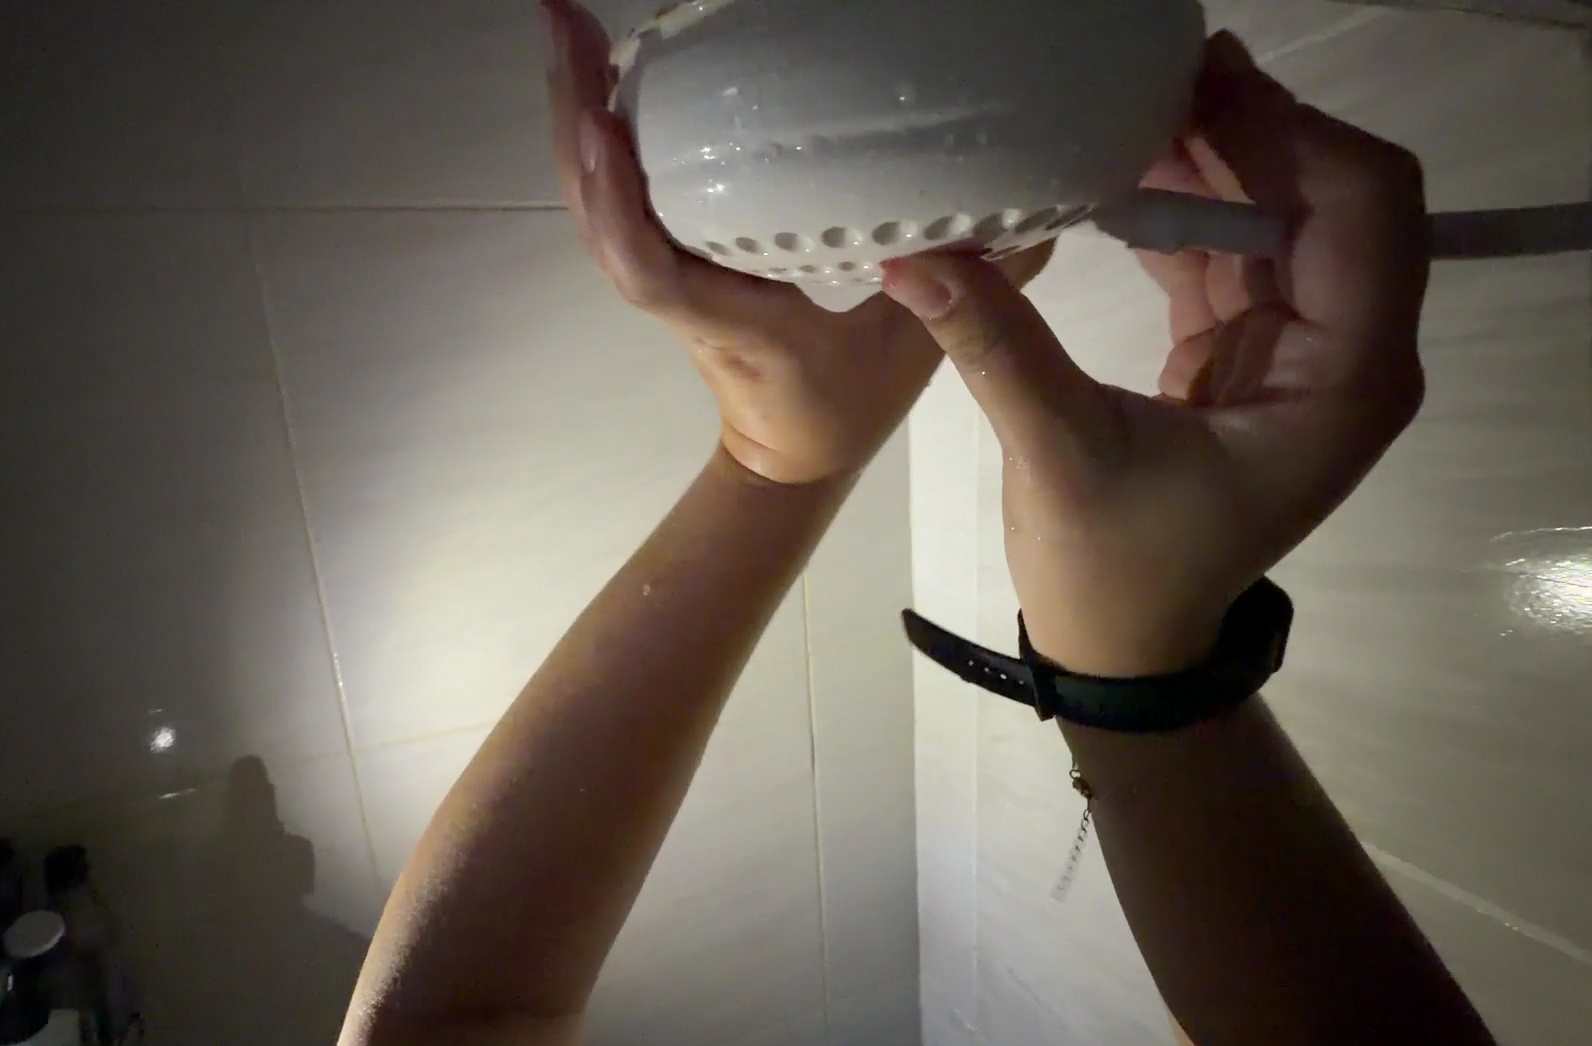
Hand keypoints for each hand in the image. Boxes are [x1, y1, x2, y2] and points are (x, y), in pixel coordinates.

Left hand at [542, 0, 1052, 484]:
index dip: (616, 200)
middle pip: (601, 222)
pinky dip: (603, 151)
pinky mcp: (676, 273)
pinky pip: (622, 213)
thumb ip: (959, 292)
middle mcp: (686, 303)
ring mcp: (674, 288)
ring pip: (599, 214)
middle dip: (575, 119)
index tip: (600, 115)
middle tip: (567, 20)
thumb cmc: (841, 413)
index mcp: (732, 325)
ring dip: (576, 124)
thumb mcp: (907, 357)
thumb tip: (1024, 208)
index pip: (649, 270)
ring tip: (573, 32)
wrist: (786, 457)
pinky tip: (608, 92)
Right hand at [879, 32, 1429, 675]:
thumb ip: (995, 345)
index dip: (1282, 131)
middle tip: (1154, 81)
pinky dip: (1185, 224)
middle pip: (1324, 205)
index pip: (1357, 210)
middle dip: (1246, 136)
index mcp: (1340, 380)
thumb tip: (914, 260)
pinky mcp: (1241, 369)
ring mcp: (1292, 362)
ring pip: (1275, 230)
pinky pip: (1228, 270)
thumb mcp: (1056, 452)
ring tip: (1131, 119)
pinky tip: (1130, 192)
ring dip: (1211, 173)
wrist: (1119, 640)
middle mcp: (1342, 358)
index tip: (1196, 82)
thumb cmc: (1109, 567)